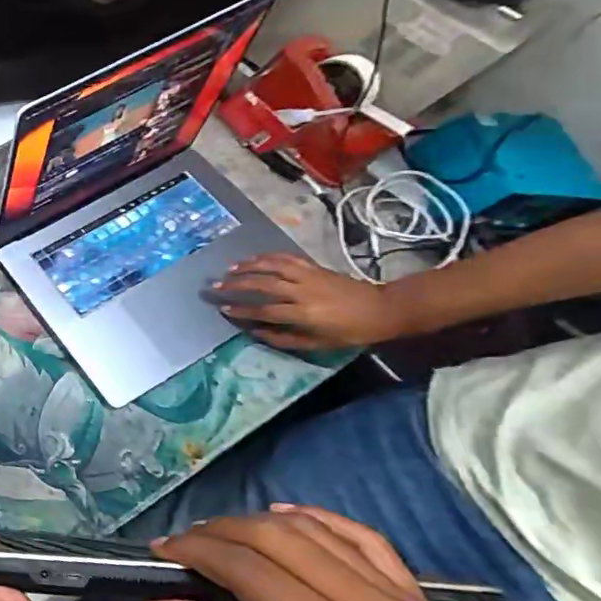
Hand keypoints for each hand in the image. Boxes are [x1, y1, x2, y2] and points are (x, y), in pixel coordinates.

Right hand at [147, 507, 503, 600]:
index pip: (252, 570)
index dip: (198, 551)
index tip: (160, 549)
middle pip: (280, 539)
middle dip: (219, 532)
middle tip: (182, 543)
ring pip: (315, 531)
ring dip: (257, 523)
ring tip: (219, 537)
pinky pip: (364, 539)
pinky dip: (317, 519)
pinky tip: (282, 517)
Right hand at [212, 253, 404, 349]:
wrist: (384, 308)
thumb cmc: (352, 331)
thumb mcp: (320, 343)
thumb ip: (285, 338)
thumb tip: (255, 331)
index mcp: (306, 313)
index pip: (266, 311)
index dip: (242, 311)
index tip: (223, 309)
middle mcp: (305, 292)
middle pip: (264, 284)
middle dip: (237, 285)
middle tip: (216, 286)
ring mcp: (310, 276)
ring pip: (273, 266)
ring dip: (248, 266)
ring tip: (230, 269)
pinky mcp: (316, 267)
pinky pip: (288, 258)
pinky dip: (268, 257)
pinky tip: (254, 259)